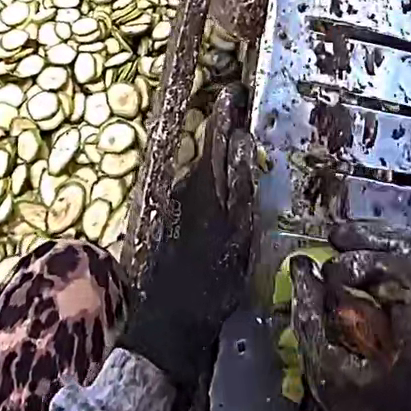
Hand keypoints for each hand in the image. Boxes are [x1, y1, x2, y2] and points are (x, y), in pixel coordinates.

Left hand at [117, 84, 256, 391]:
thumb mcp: (236, 240)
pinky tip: (218, 179)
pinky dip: (208, 176)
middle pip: (207, 151)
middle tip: (234, 104)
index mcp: (204, 190)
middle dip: (220, 128)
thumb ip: (239, 189)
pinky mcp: (172, 219)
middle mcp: (186, 191)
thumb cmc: (209, 283)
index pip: (216, 144)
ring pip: (201, 169)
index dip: (225, 118)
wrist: (169, 318)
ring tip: (233, 134)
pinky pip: (195, 187)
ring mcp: (176, 205)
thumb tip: (241, 146)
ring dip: (215, 150)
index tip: (232, 92)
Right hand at [287, 220, 410, 410]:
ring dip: (380, 239)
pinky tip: (359, 258)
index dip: (364, 261)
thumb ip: (310, 315)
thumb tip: (300, 264)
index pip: (408, 269)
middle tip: (334, 238)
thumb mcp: (325, 370)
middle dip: (372, 236)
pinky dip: (386, 252)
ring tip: (344, 242)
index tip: (329, 277)